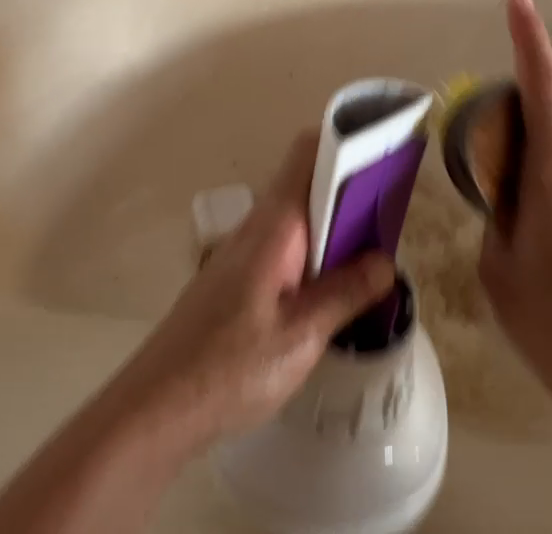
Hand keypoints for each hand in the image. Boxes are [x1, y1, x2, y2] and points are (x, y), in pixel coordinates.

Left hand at [107, 131, 396, 457]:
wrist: (155, 409)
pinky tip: (336, 293)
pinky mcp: (236, 282)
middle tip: (396, 218)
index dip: (348, 142)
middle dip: (353, 192)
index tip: (386, 153)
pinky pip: (286, 251)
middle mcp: (256, 229)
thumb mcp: (301, 336)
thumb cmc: (228, 369)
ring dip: (337, 230)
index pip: (309, 153)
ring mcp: (243, 255)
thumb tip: (384, 261)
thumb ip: (344, 293)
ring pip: (298, 221)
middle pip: (308, 185)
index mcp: (273, 226)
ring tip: (378, 257)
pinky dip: (316, 258)